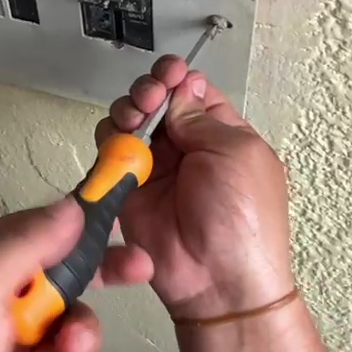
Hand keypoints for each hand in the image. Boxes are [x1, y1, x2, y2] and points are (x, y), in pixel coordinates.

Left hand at [0, 200, 109, 351]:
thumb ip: (24, 244)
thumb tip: (71, 206)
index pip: (38, 227)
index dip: (78, 221)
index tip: (120, 218)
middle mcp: (0, 294)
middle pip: (65, 270)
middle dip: (101, 271)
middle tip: (140, 267)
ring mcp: (18, 339)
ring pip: (74, 321)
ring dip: (74, 340)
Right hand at [96, 55, 294, 320]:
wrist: (216, 279)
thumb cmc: (242, 215)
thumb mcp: (236, 153)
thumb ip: (199, 117)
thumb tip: (178, 89)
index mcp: (220, 133)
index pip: (192, 90)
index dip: (177, 76)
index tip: (170, 72)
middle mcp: (184, 144)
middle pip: (155, 100)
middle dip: (149, 90)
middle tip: (150, 99)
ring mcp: (153, 165)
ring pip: (128, 119)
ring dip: (128, 109)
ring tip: (135, 120)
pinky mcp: (125, 186)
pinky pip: (108, 151)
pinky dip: (110, 138)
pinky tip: (121, 142)